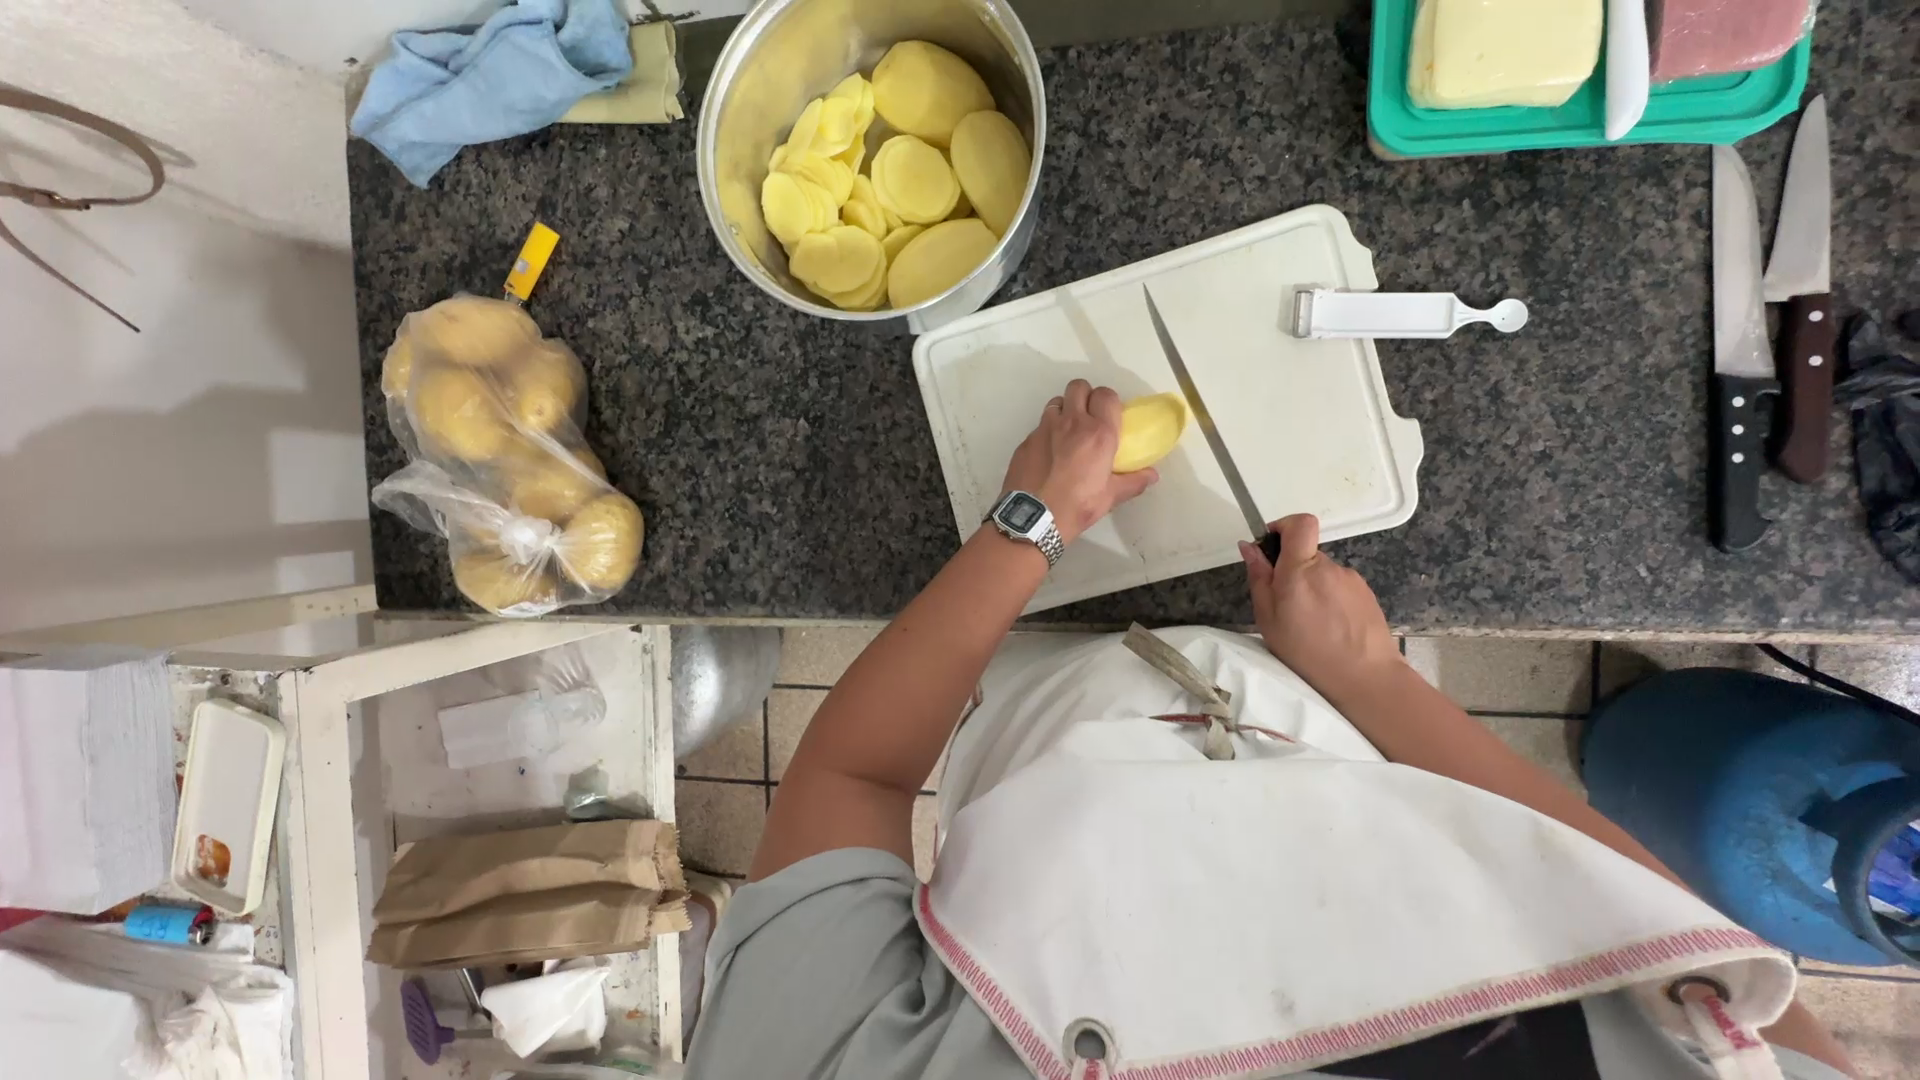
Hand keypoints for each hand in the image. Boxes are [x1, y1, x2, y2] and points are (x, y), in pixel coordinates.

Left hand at [1001, 379, 1157, 543]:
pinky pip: (1039, 426)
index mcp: (1098, 433)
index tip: (1109, 415)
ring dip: (1064, 410)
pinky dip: (1046, 432)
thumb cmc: (1077, 506)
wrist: (1034, 518)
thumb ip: (1133, 481)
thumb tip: (1151, 475)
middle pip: (1078, 387)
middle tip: (1088, 416)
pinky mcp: (1026, 440)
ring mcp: (1044, 429)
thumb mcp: (1110, 497)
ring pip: (1056, 402)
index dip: (1108, 401)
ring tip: (1067, 432)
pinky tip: (1048, 454)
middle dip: (1085, 396)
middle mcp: (1071, 423)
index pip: (1106, 395)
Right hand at [1242, 514, 1402, 700]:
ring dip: (1312, 588)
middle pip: (1307, 553)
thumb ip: (1259, 578)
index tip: (1272, 545)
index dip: (1284, 526)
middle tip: (1285, 606)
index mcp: (1300, 569)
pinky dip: (1330, 600)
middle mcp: (1329, 567)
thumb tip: (1249, 546)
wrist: (1365, 677)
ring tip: (1311, 624)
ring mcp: (1351, 579)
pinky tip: (1331, 628)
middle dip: (1292, 571)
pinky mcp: (1366, 593)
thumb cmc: (1306, 651)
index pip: (1300, 523)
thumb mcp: (1268, 619)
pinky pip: (1339, 587)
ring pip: (1323, 573)